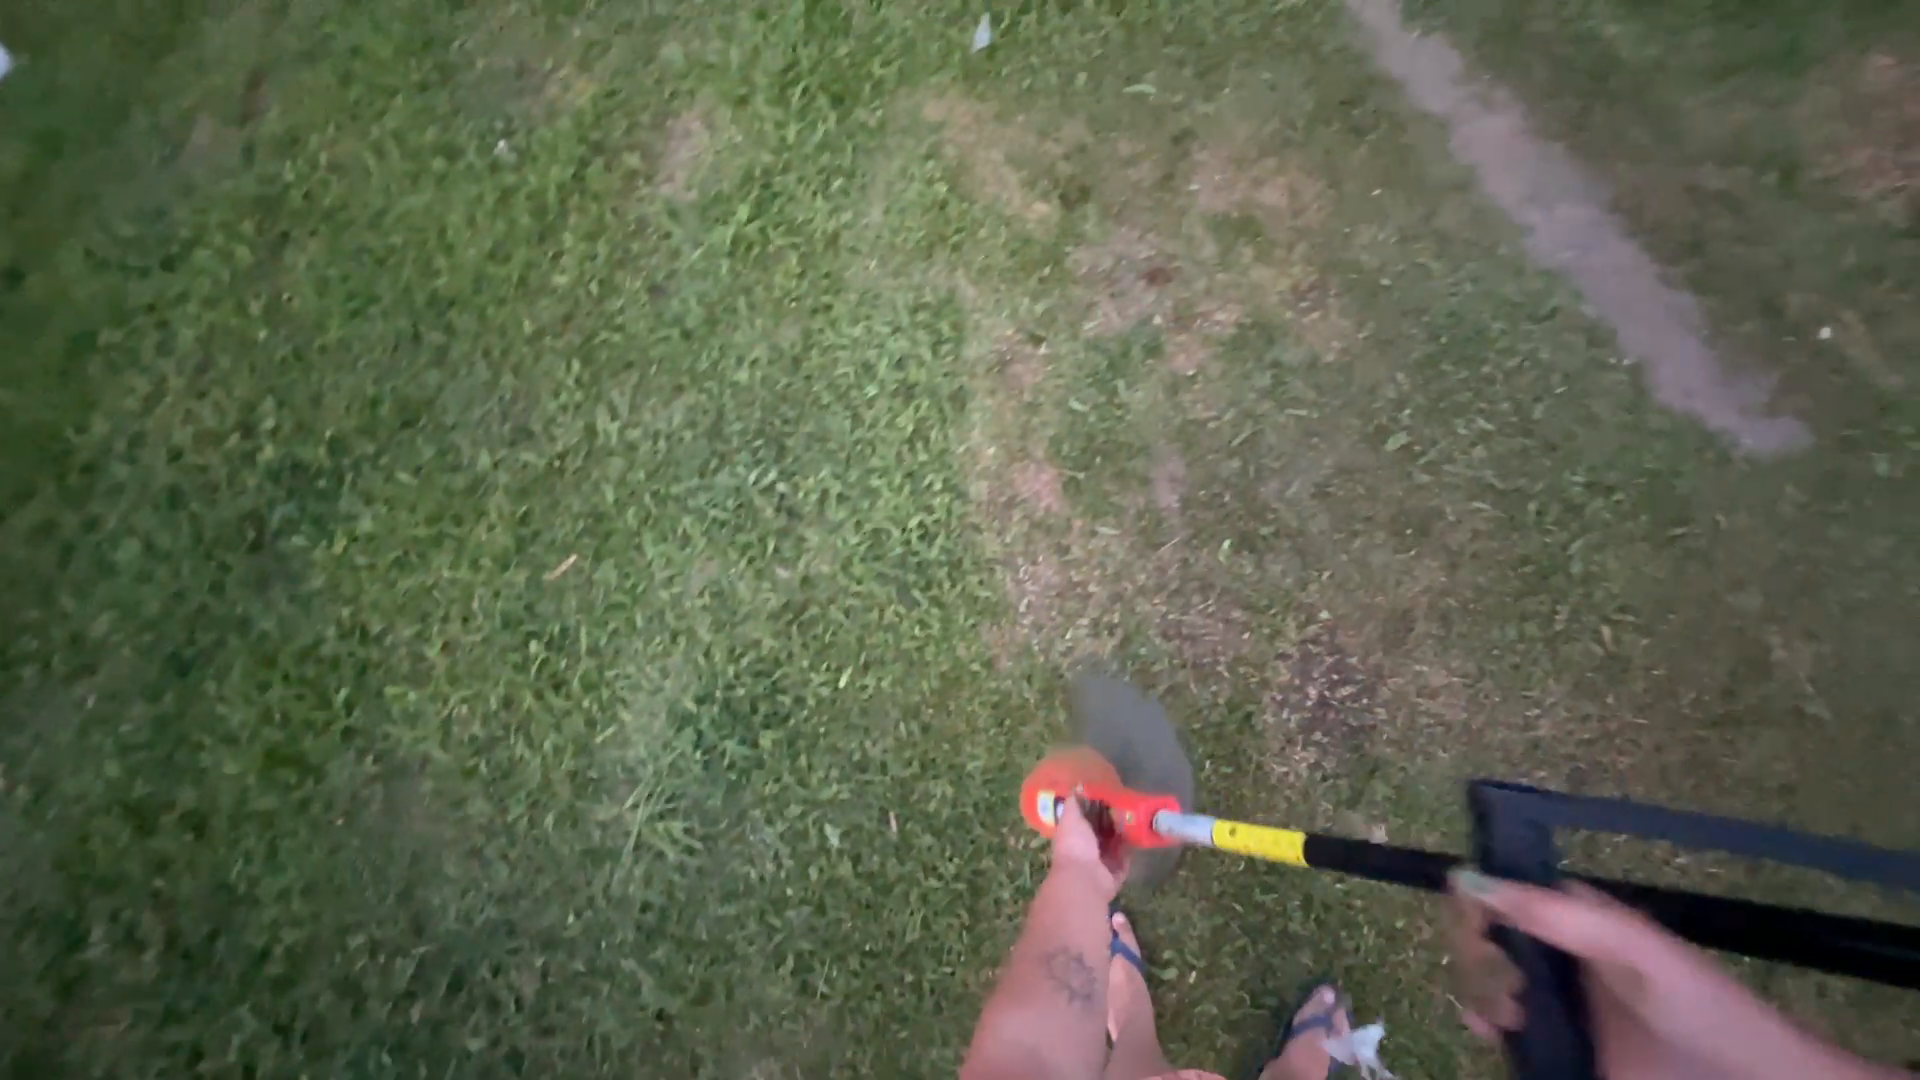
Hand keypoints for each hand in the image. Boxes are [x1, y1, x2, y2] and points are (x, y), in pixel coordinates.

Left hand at [1050, 796, 1128, 900]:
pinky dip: (1130, 849)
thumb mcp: (1071, 817)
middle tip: (1127, 804)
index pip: (1085, 818)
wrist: (1084, 877)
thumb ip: (1074, 802)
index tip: (1109, 793)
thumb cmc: (1075, 843)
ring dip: (1122, 833)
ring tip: (1136, 816)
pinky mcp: (1115, 873)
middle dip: (1112, 820)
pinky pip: (1124, 859)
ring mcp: (1100, 862)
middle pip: (1101, 831)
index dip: (1095, 807)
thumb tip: (1077, 786)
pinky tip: (1139, 835)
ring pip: (1114, 845)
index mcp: (1073, 834)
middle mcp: (1086, 848)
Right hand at [1447, 870, 1887, 1079]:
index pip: (1502, 893)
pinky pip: (1505, 1027)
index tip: (1472, 924)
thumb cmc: (1703, 1010)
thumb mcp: (1633, 948)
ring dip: (1479, 989)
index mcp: (1575, 919)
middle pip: (1487, 936)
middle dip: (1477, 953)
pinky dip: (1484, 1021)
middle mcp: (1559, 955)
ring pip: (1489, 979)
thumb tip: (1465, 878)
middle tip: (1500, 979)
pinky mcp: (1562, 1047)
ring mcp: (1560, 1004)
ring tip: (1503, 1015)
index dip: (1478, 902)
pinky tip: (1486, 1030)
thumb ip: (1555, 913)